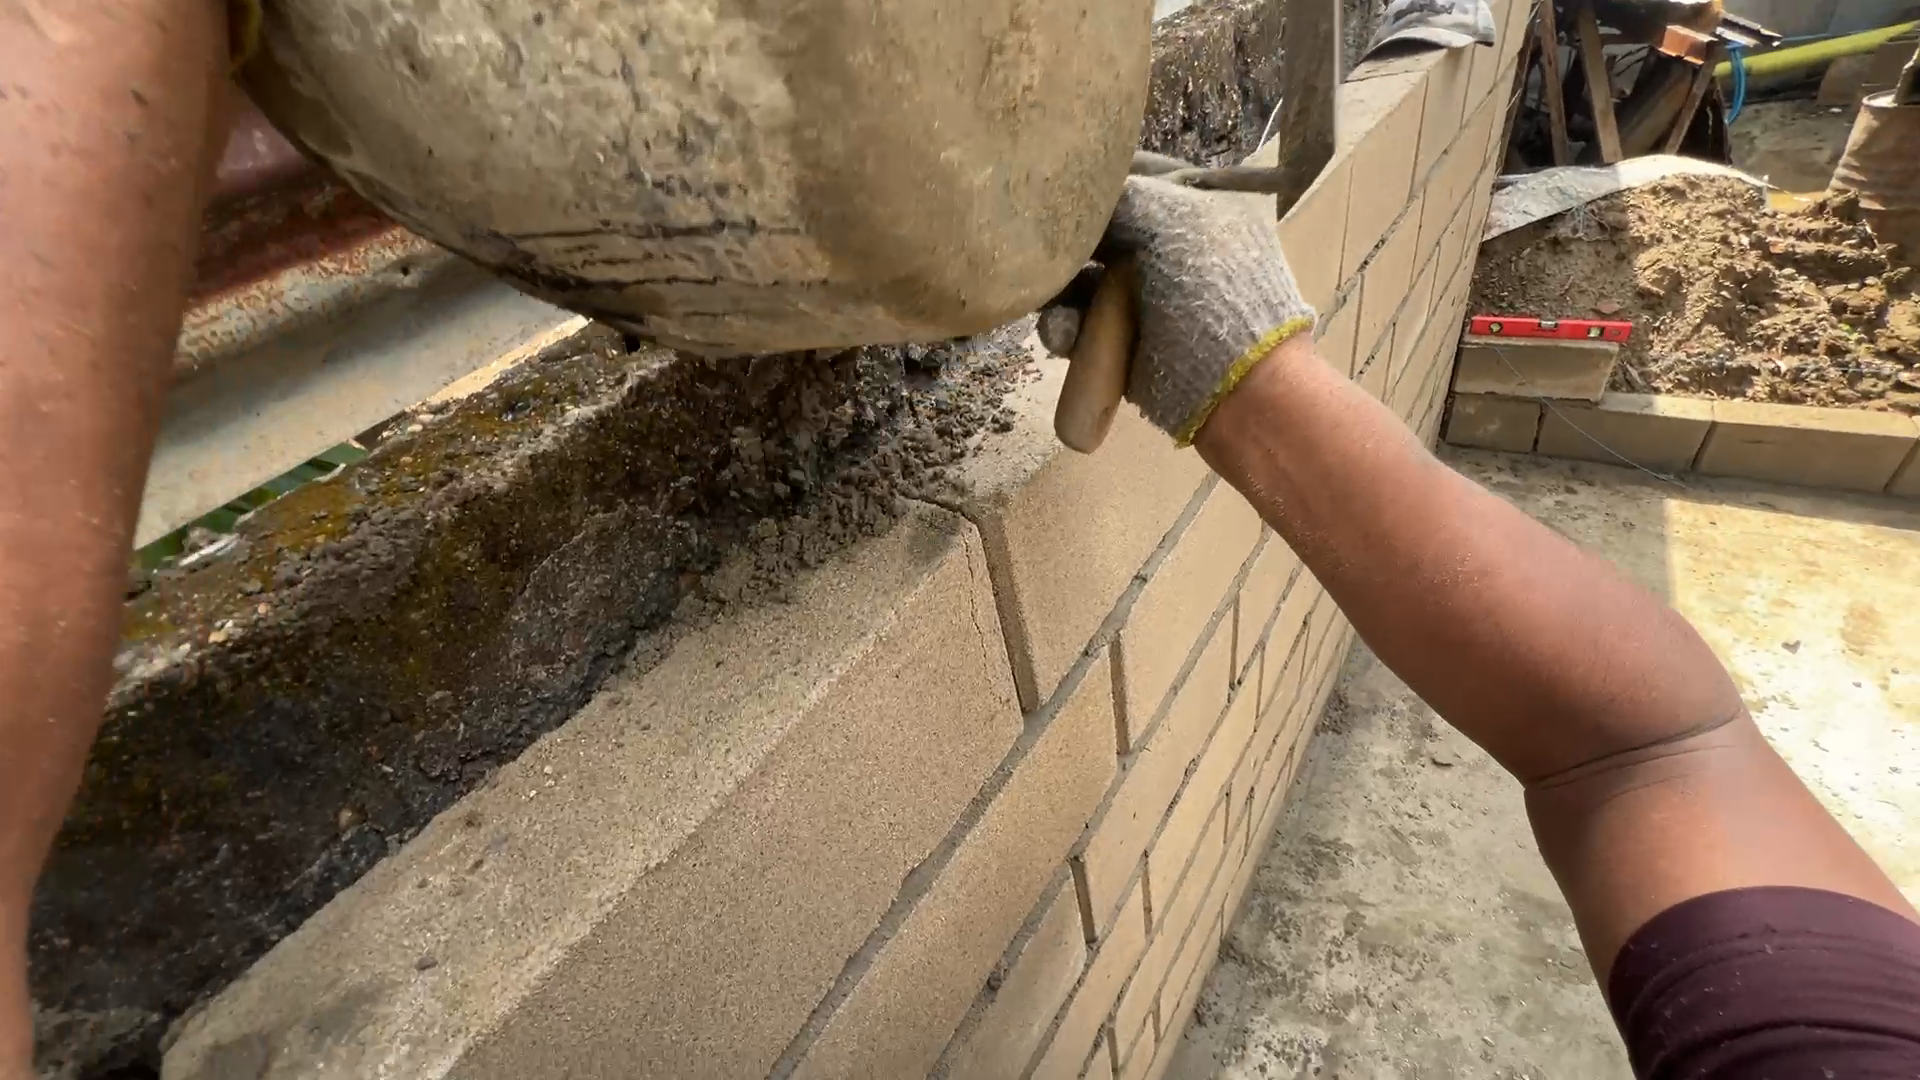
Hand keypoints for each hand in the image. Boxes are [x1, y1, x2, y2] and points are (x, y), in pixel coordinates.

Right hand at [1042, 175, 1316, 445]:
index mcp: (1193, 210)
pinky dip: (1065, 333)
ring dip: (1058, 294)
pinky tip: (1062, 341)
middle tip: (1039, 253)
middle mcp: (1166, 252)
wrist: (1233, 391)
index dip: (1096, 183)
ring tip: (1050, 308)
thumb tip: (1080, 197)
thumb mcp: (1176, 223)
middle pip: (1097, 236)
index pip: (1136, 178)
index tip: (1059, 189)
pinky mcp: (1122, 347)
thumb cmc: (1214, 295)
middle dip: (1067, 247)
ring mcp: (1143, 303)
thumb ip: (1126, 197)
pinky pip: (1079, 330)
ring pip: (1079, 285)